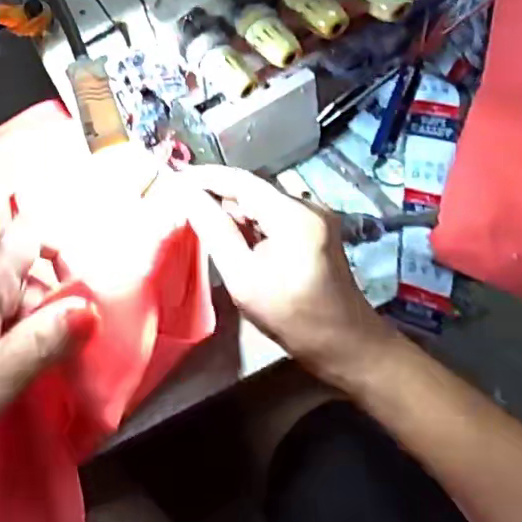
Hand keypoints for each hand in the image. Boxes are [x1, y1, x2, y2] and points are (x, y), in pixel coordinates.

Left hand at [0, 223, 97, 489]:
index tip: (74, 309)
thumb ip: (42, 342)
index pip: (36, 231)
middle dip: (48, 300)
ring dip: (24, 319)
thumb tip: (89, 307)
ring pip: (5, 285)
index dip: (64, 259)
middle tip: (48, 360)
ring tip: (18, 370)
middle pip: (25, 262)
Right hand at [176, 165, 390, 384]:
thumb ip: (214, 230)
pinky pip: (273, 213)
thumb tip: (187, 195)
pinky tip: (233, 235)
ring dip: (232, 208)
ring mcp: (314, 215)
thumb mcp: (242, 277)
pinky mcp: (315, 227)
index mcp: (293, 215)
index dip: (205, 176)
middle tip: (181, 201)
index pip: (240, 180)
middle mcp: (307, 204)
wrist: (346, 345)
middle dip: (216, 193)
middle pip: (251, 188)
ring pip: (261, 200)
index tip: (175, 177)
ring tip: (201, 218)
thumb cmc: (291, 317)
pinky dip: (250, 220)